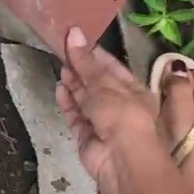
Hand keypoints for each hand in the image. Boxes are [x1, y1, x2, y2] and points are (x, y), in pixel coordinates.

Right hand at [55, 26, 166, 193]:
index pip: (112, 67)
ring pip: (85, 99)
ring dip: (73, 84)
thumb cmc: (122, 114)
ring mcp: (103, 123)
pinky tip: (59, 89)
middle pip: (96, 83)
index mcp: (134, 91)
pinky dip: (67, 103)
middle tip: (63, 51)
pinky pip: (75, 116)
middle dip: (81, 68)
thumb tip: (73, 32)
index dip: (94, 53)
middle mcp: (119, 106)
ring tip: (61, 68)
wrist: (122, 161)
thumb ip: (86, 61)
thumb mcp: (104, 83)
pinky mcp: (87, 137)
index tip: (75, 38)